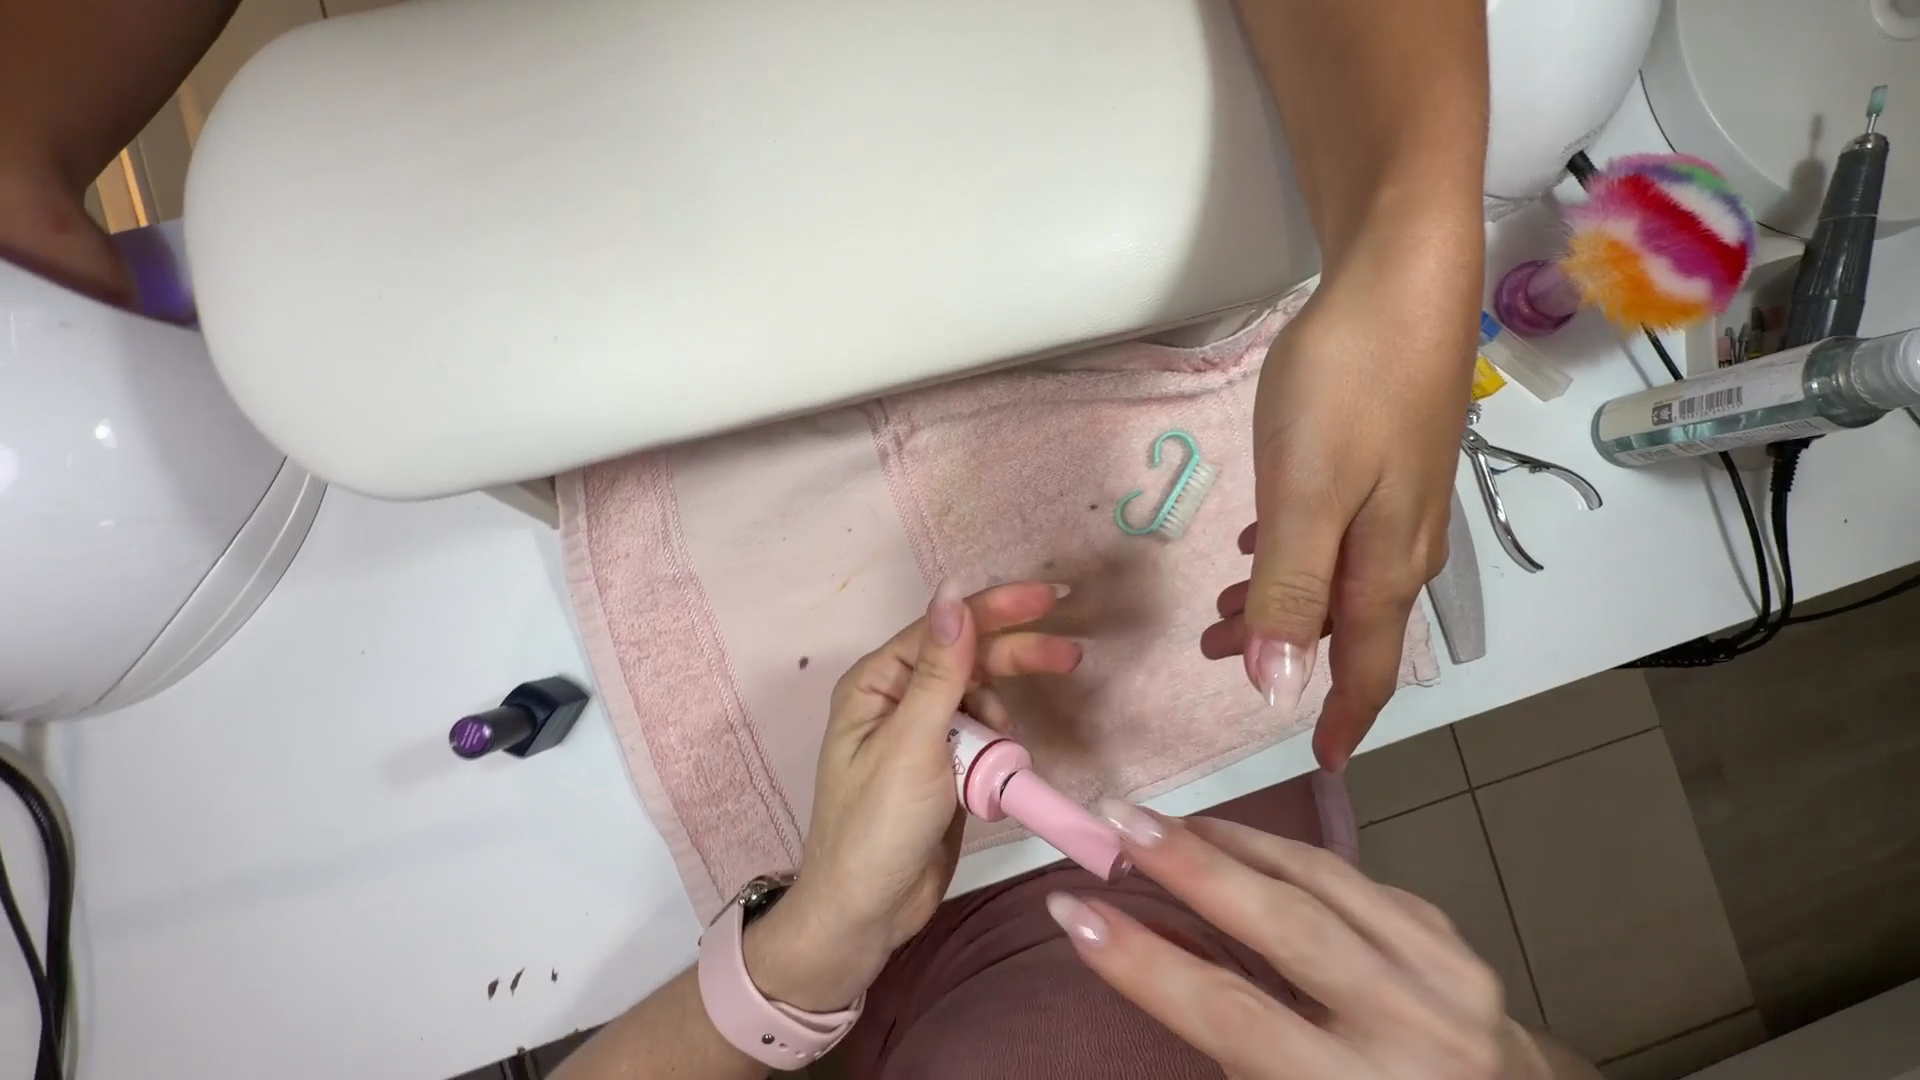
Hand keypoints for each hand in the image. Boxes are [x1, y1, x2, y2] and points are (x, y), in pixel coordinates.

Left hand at [746, 579, 1081, 1009]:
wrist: (866, 915)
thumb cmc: (877, 826)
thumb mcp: (911, 743)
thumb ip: (940, 670)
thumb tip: (952, 592)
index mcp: (878, 682)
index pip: (944, 628)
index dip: (997, 609)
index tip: (1049, 598)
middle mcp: (898, 698)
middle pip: (968, 658)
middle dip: (1016, 657)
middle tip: (1070, 657)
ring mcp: (923, 732)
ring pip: (980, 699)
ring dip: (1002, 716)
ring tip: (1005, 751)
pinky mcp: (944, 764)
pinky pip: (983, 736)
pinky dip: (999, 747)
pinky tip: (1001, 768)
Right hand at [1050, 804, 1554, 1078]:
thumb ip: (1224, 1024)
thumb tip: (1144, 932)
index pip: (1232, 1015)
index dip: (1142, 961)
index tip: (1073, 911)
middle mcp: (1416, 1034)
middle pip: (1285, 925)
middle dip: (1190, 864)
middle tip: (1118, 820)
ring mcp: (1446, 975)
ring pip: (1318, 878)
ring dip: (1229, 840)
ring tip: (1162, 823)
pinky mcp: (1450, 936)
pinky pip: (1347, 877)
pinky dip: (1279, 852)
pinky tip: (1235, 843)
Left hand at [1205, 231, 1478, 769]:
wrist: (1398, 283)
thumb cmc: (1347, 390)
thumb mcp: (1306, 499)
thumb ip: (1291, 592)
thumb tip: (1280, 688)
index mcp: (1383, 564)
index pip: (1364, 666)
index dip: (1339, 717)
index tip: (1320, 763)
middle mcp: (1400, 543)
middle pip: (1343, 627)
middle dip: (1285, 657)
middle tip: (1214, 659)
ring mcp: (1394, 500)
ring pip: (1332, 580)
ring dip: (1276, 605)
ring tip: (1218, 610)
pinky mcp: (1378, 462)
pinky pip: (1330, 534)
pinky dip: (1289, 556)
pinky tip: (1258, 543)